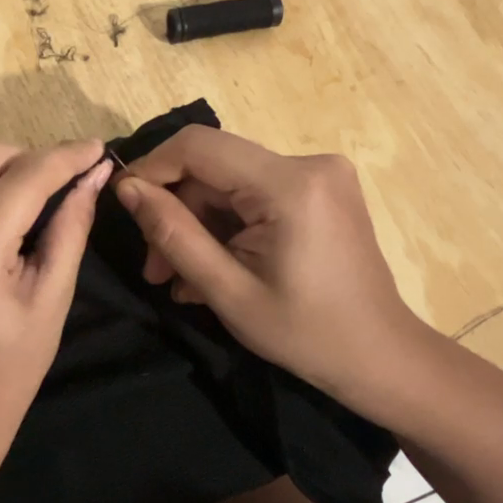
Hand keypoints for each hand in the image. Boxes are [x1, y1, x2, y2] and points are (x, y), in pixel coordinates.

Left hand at [0, 139, 110, 466]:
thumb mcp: (51, 299)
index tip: (98, 148)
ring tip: (44, 192)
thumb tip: (92, 177)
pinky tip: (12, 210)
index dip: (64, 158)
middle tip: (68, 177)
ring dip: (4, 168)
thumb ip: (70, 229)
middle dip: (29, 155)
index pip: (21, 180)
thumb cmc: (10, 370)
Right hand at [111, 125, 429, 396]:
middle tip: (153, 268)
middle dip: (174, 212)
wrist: (380, 357)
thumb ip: (172, 233)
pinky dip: (225, 227)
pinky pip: (251, 195)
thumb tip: (126, 188)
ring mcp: (318, 175)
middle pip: (212, 167)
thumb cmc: (305, 334)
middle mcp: (308, 164)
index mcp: (290, 185)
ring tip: (176, 279)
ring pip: (227, 183)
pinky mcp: (319, 189)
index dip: (152, 168)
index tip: (122, 204)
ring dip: (196, 225)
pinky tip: (209, 269)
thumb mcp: (226, 290)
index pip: (199, 146)